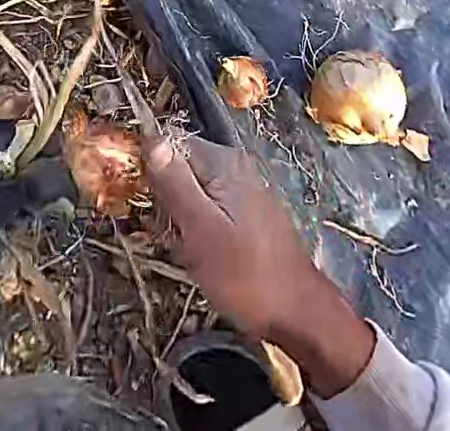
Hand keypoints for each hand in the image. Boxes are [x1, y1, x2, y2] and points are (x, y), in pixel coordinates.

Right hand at [146, 135, 374, 396]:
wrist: (297, 312)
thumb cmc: (245, 275)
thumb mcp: (201, 229)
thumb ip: (175, 183)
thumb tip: (152, 138)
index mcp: (223, 162)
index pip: (171, 146)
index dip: (154, 174)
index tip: (155, 209)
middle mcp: (235, 166)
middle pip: (181, 169)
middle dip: (169, 203)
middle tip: (176, 237)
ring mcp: (243, 188)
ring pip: (193, 194)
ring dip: (182, 222)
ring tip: (191, 252)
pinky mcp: (246, 211)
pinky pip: (209, 210)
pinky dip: (200, 230)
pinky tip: (205, 257)